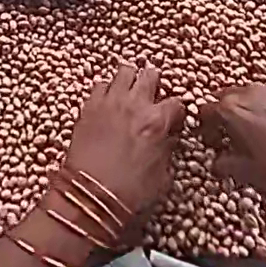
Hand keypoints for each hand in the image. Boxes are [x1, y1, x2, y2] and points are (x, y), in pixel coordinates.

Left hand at [59, 62, 184, 225]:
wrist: (90, 195)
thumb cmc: (127, 191)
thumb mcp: (161, 175)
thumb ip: (167, 149)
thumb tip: (167, 139)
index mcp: (157, 121)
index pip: (176, 102)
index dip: (176, 111)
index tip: (173, 118)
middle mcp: (135, 105)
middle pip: (150, 74)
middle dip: (153, 81)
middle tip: (151, 92)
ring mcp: (110, 101)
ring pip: (124, 71)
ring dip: (129, 79)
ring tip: (129, 89)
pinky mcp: (89, 106)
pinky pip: (100, 84)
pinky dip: (106, 88)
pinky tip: (108, 99)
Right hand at [203, 83, 265, 196]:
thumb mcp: (251, 174)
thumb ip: (226, 164)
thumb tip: (217, 162)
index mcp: (234, 111)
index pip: (207, 108)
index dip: (207, 124)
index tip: (212, 136)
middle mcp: (252, 92)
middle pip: (228, 96)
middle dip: (227, 113)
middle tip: (235, 133)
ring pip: (253, 93)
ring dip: (251, 107)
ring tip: (263, 130)